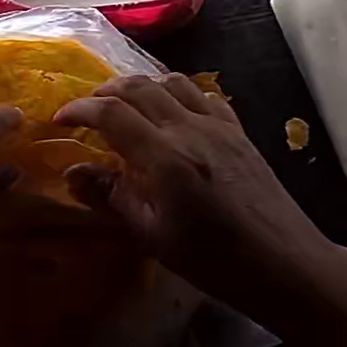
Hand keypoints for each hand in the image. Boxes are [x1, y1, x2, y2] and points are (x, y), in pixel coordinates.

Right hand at [54, 73, 341, 306]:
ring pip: (171, 82)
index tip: (59, 120)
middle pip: (139, 86)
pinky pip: (203, 95)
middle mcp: (191, 131)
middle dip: (103, 92)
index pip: (111, 113)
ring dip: (139, 86)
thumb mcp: (150, 234)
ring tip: (121, 107)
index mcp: (166, 158)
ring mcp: (219, 128)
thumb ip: (109, 196)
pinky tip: (167, 116)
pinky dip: (175, 94)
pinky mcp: (239, 133)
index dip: (79, 109)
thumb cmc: (213, 259)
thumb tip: (71, 172)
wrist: (287, 265)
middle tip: (84, 111)